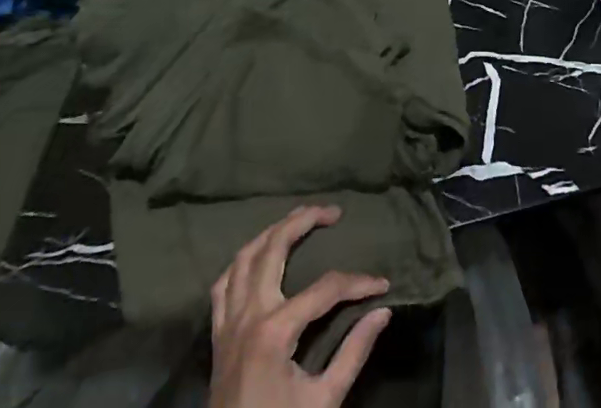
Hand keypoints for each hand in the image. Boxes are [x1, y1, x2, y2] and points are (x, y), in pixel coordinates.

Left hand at [209, 206, 391, 407]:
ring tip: (299, 218)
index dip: (358, 283)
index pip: (326, 289)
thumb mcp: (325, 400)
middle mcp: (248, 316)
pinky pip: (223, 285)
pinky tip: (259, 256)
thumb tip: (382, 311)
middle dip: (304, 222)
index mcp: (275, 332)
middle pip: (273, 249)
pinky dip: (242, 263)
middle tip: (333, 211)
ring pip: (244, 258)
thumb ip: (354, 351)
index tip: (383, 286)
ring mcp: (227, 323)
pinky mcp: (217, 335)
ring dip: (272, 232)